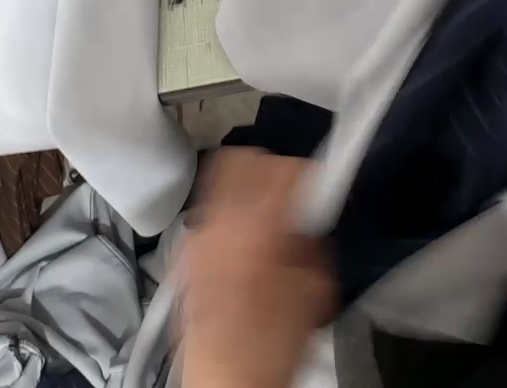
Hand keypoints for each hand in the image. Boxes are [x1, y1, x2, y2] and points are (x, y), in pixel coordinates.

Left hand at [180, 149, 335, 387]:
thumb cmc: (274, 346)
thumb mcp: (315, 289)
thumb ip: (311, 240)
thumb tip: (308, 219)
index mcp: (256, 226)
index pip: (284, 168)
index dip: (309, 171)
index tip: (321, 186)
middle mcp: (219, 224)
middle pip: (242, 160)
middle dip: (272, 169)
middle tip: (293, 192)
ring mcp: (196, 239)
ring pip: (220, 181)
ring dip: (249, 188)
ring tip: (270, 215)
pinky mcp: (185, 259)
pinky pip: (210, 216)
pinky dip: (231, 215)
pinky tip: (246, 242)